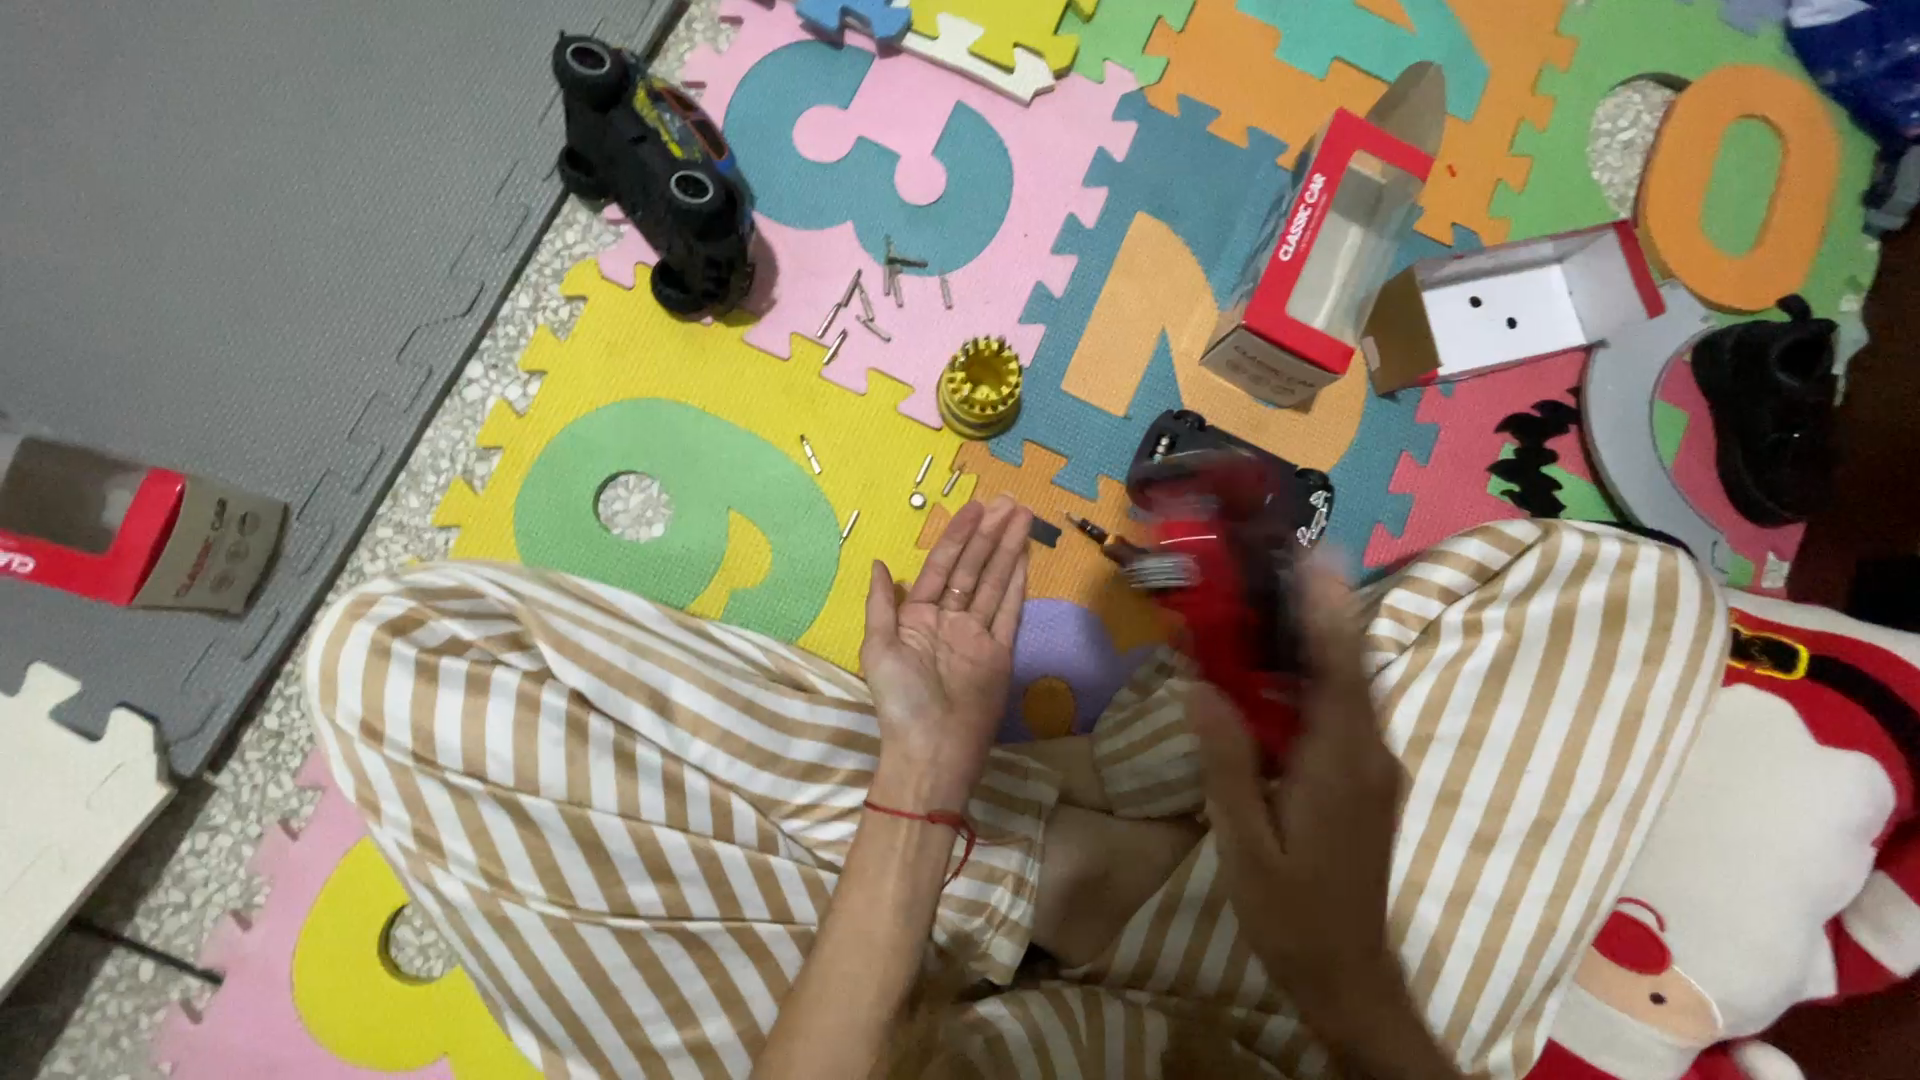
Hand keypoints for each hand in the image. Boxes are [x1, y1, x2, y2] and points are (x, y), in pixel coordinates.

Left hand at [861, 495, 1031, 810]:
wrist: (933, 748)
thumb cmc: (900, 699)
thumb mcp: (878, 647)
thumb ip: (881, 603)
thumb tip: (880, 563)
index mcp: (918, 617)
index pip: (942, 566)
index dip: (958, 536)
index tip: (976, 508)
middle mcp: (950, 620)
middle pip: (972, 567)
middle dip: (989, 534)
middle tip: (1009, 502)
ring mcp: (978, 634)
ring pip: (994, 582)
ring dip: (1007, 550)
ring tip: (1022, 517)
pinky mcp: (1001, 650)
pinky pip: (1010, 610)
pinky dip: (1018, 583)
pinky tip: (1025, 556)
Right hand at [1192, 560, 1457, 1078]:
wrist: (1346, 972)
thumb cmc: (1290, 910)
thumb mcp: (1244, 839)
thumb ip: (1226, 760)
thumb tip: (1200, 687)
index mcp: (1341, 764)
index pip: (1339, 668)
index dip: (1328, 608)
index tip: (1312, 556)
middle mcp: (1370, 753)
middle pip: (1348, 665)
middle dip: (1316, 611)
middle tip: (1272, 567)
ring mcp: (1373, 766)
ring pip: (1348, 686)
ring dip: (1314, 642)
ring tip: (1268, 603)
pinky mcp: (1366, 779)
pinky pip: (1341, 713)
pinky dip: (1311, 679)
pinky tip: (1273, 674)